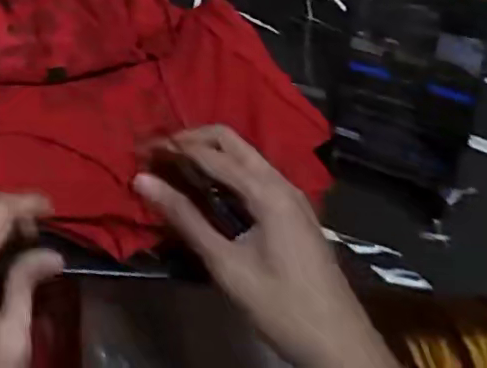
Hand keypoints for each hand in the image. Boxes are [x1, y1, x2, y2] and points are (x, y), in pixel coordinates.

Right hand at [134, 126, 396, 367]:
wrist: (344, 351)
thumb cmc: (283, 307)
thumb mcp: (227, 266)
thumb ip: (185, 219)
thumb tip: (142, 180)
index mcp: (267, 190)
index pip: (210, 152)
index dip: (173, 147)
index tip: (142, 149)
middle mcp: (280, 181)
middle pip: (229, 139)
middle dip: (191, 139)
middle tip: (158, 152)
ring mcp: (291, 195)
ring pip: (243, 153)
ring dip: (208, 151)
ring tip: (175, 164)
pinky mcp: (293, 210)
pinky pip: (253, 171)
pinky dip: (225, 168)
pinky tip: (208, 186)